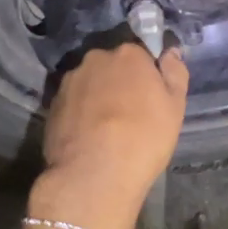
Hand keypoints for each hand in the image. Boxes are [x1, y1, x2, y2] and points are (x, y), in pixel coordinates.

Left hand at [30, 42, 189, 228]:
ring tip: (105, 129)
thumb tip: (170, 51)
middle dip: (120, 82)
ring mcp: (70, 80)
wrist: (93, 176)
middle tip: (129, 113)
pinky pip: (73, 102)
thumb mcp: (175, 107)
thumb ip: (175, 72)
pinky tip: (87, 137)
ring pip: (91, 82)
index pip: (141, 54)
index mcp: (128, 54)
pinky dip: (80, 112)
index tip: (150, 96)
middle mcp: (96, 58)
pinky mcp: (52, 104)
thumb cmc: (143, 139)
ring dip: (98, 96)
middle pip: (113, 65)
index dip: (147, 75)